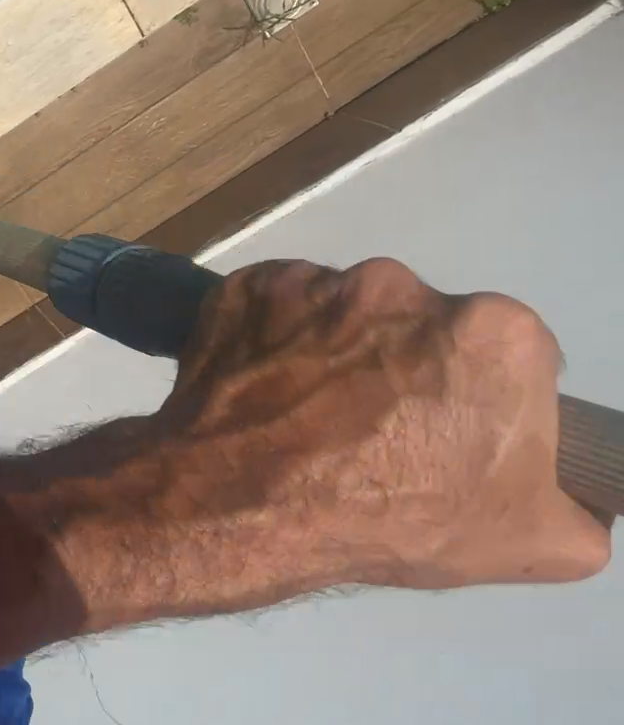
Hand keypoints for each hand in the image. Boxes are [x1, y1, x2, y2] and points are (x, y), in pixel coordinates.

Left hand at [162, 258, 611, 589]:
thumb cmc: (392, 515)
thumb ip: (579, 493)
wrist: (242, 496)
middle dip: (398, 358)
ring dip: (327, 342)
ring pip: (334, 308)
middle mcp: (397, 286)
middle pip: (411, 321)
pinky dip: (265, 330)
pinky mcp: (238, 286)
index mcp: (492, 331)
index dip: (478, 389)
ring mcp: (308, 281)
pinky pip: (267, 303)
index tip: (446, 421)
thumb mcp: (542, 537)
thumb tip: (573, 480)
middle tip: (365, 412)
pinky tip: (257, 374)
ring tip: (301, 398)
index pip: (504, 351)